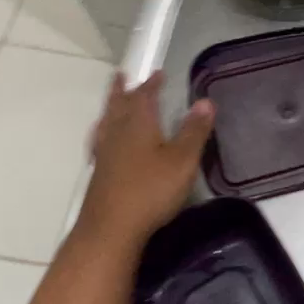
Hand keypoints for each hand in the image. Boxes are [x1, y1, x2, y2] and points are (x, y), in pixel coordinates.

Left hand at [73, 72, 214, 243]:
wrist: (111, 229)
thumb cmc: (151, 190)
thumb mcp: (182, 160)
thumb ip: (194, 131)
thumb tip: (205, 101)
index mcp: (139, 124)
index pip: (145, 96)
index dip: (152, 84)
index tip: (158, 74)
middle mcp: (118, 133)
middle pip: (119, 105)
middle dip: (123, 90)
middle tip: (121, 76)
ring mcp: (104, 154)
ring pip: (106, 122)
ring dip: (111, 108)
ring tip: (111, 102)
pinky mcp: (98, 173)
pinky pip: (99, 141)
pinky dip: (102, 133)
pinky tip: (103, 142)